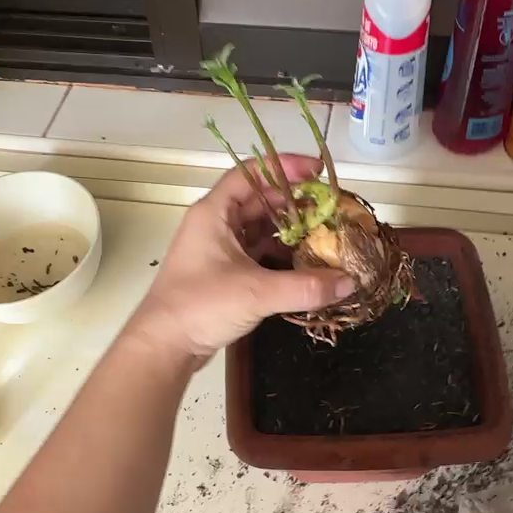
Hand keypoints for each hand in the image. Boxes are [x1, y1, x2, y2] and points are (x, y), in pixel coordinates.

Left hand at [124, 154, 354, 361]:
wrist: (164, 346)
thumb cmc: (199, 307)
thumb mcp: (256, 293)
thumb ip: (305, 287)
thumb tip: (348, 281)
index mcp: (214, 213)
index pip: (251, 173)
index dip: (284, 167)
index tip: (317, 171)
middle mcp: (215, 225)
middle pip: (259, 200)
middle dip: (295, 203)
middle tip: (329, 209)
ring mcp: (217, 250)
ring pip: (259, 229)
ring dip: (289, 231)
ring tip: (323, 235)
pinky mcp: (222, 273)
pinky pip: (256, 253)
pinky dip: (280, 255)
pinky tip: (304, 264)